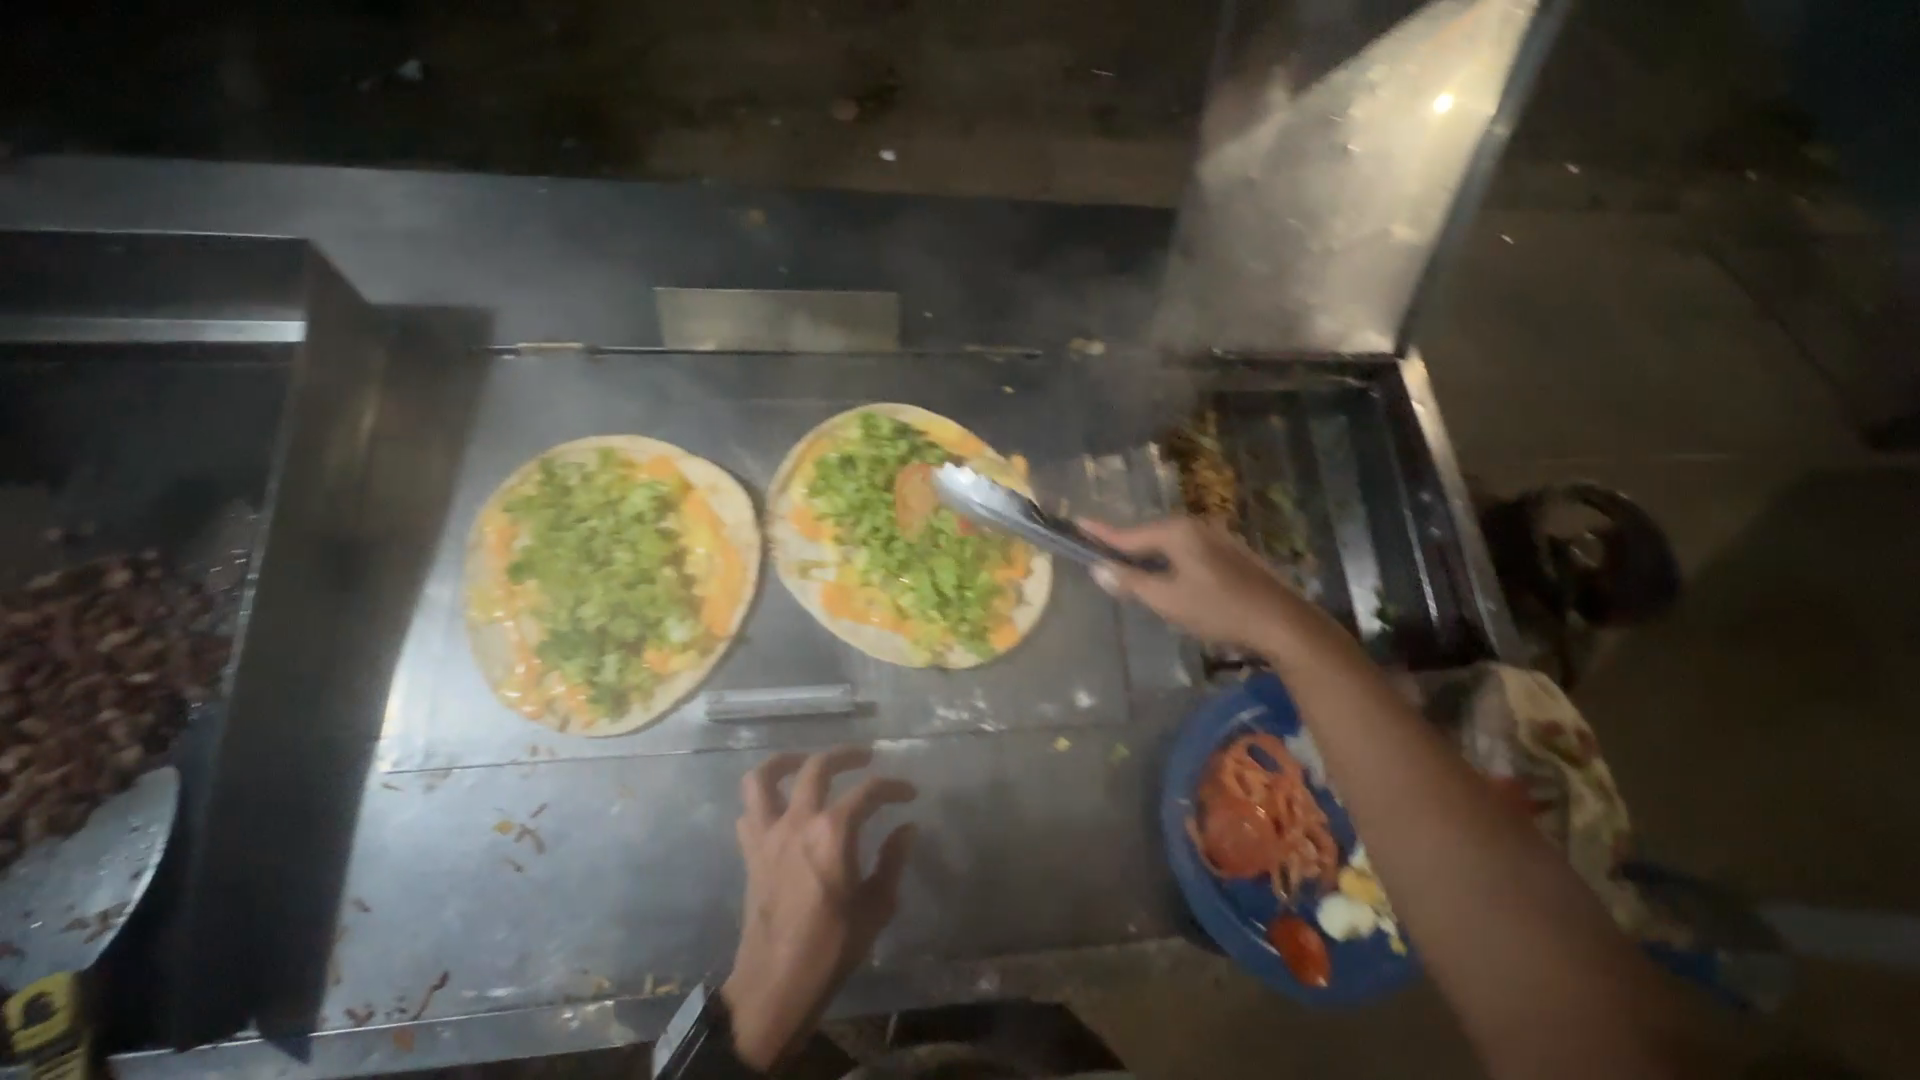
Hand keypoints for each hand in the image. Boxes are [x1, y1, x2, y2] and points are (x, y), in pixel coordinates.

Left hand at [722, 747, 917, 1071]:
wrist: (777, 983)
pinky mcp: (750, 853)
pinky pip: (749, 812)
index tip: (909, 794)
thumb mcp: (877, 906)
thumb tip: (907, 828)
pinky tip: (781, 808)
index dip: (892, 787)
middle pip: (817, 767)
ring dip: (786, 761)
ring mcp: (767, 835)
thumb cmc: (833, 948)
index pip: (868, 791)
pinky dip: (763, 800)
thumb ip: (892, 860)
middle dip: (845, 756)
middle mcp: (797, 822)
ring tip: (806, 762)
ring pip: (763, 778)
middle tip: (865, 758)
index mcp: (833, 833)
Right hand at [1081, 517, 1305, 649]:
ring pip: (1171, 545)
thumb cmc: (1218, 609)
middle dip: (1127, 548)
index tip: (1078, 524)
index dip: (1102, 535)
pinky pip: (1188, 552)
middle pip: (1150, 536)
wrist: (1280, 621)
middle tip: (1102, 557)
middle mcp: (1196, 526)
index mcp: (1177, 532)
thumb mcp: (1167, 600)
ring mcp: (1217, 537)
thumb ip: (1131, 583)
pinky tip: (1170, 580)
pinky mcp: (1231, 553)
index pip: (1129, 534)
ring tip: (1132, 572)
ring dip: (1151, 558)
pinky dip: (1171, 562)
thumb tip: (1098, 568)